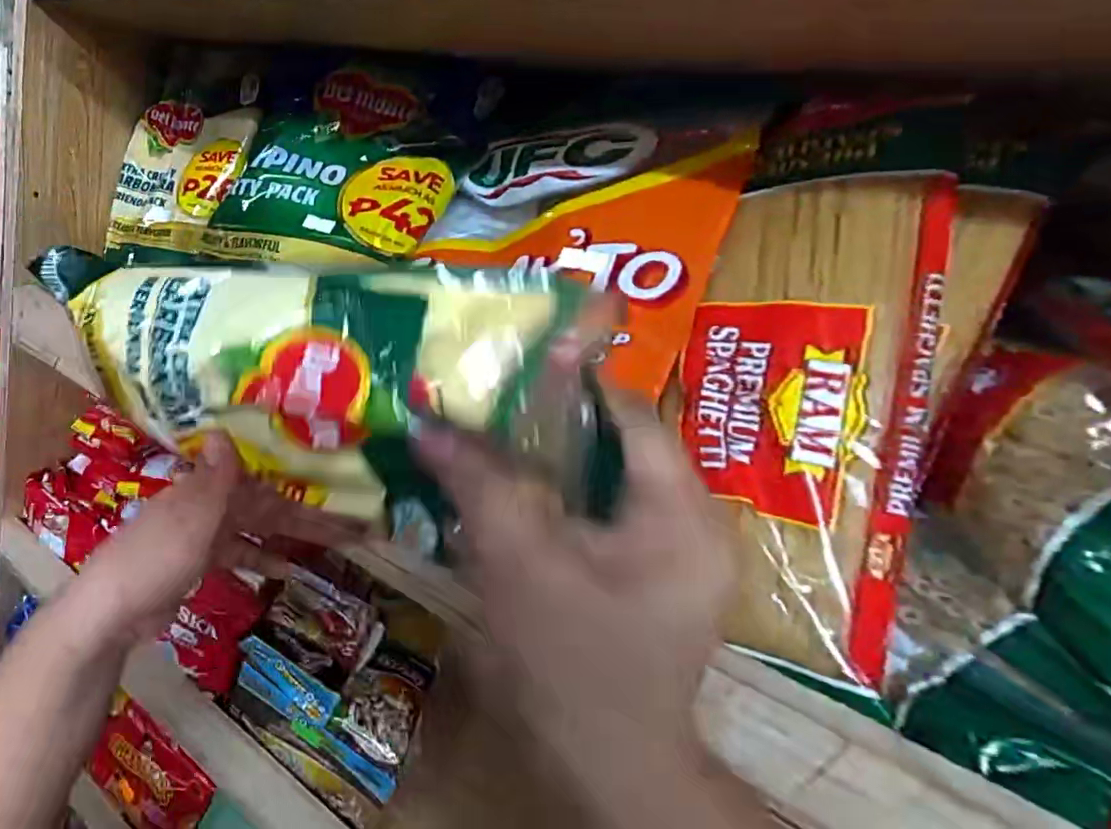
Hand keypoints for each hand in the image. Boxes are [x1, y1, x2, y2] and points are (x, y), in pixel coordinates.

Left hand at [68, 433, 358, 649]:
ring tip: (332, 542)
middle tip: (353, 524)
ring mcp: (202, 533)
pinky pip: (238, 554)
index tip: (337, 486)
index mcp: (206, 489)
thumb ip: (213, 479)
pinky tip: (285, 567)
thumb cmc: (154, 559)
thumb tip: (221, 427)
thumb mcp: (188, 518)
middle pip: (264, 504)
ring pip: (255, 528)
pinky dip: (260, 557)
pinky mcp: (197, 562)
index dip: (299, 482)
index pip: (262, 479)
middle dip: (306, 512)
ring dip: (290, 533)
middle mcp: (206, 504)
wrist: (113, 609)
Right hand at [412, 394, 735, 813]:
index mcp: (680, 514)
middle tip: (483, 388)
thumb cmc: (571, 654)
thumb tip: (424, 423)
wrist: (600, 756)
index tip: (508, 355)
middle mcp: (686, 522)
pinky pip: (586, 504)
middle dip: (544, 412)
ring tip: (480, 424)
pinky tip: (495, 480)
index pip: (631, 414)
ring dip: (538, 449)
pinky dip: (542, 485)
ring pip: (595, 473)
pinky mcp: (633, 568)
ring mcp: (662, 549)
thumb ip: (474, 480)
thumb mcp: (516, 557)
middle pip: (612, 440)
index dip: (572, 377)